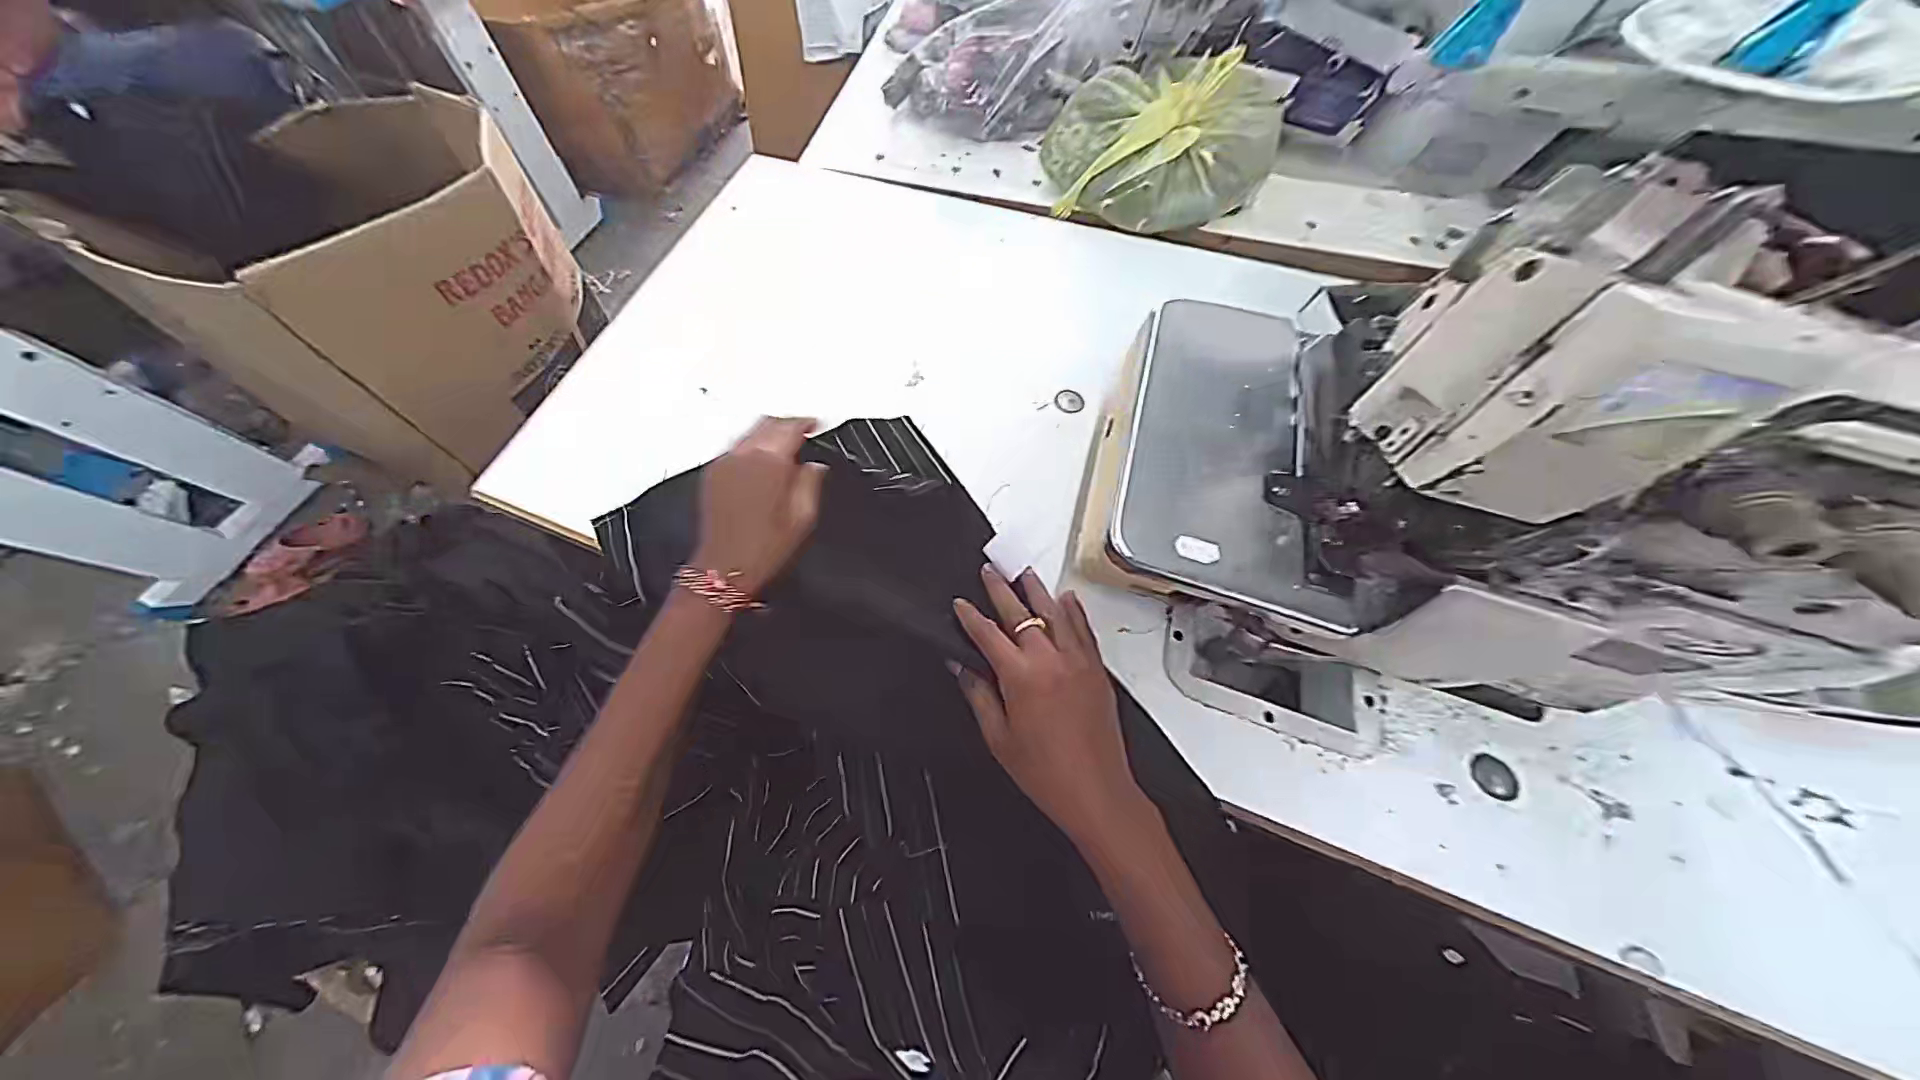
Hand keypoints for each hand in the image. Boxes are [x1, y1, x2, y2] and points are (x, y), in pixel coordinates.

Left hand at [691, 417, 827, 595]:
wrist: (725, 566)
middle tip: (803, 432)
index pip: (791, 427)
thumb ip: (811, 482)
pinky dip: (753, 445)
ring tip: (785, 445)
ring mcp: (726, 462)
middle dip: (788, 424)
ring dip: (770, 433)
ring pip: (751, 432)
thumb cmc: (764, 548)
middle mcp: (745, 456)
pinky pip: (737, 447)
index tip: (816, 425)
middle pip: (769, 423)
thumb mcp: (803, 517)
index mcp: (771, 463)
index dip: (806, 423)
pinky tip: (763, 461)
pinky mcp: (714, 472)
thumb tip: (815, 465)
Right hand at [951, 567, 1146, 845]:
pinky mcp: (1097, 670)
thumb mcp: (998, 737)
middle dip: (1001, 589)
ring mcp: (1078, 662)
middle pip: (1020, 613)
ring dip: (1037, 591)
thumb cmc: (1049, 773)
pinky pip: (1084, 629)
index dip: (970, 616)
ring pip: (1055, 613)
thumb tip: (962, 668)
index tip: (961, 605)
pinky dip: (1074, 611)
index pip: (987, 634)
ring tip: (1025, 574)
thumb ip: (978, 694)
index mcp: (1021, 677)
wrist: (1096, 792)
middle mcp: (1051, 661)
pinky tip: (1068, 599)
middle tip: (990, 572)